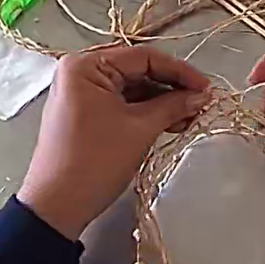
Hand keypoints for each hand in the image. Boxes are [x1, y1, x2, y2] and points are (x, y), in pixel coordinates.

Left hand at [19, 46, 212, 238]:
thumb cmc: (96, 161)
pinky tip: (172, 122)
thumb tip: (203, 95)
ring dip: (163, 101)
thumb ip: (174, 105)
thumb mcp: (140, 129)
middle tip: (202, 101)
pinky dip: (149, 111)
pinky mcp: (87, 113)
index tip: (207, 87)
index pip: (144, 57)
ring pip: (134, 88)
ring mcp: (83, 93)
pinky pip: (125, 103)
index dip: (180, 71)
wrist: (57, 206)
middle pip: (139, 70)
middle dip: (172, 87)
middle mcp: (81, 72)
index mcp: (86, 65)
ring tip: (190, 116)